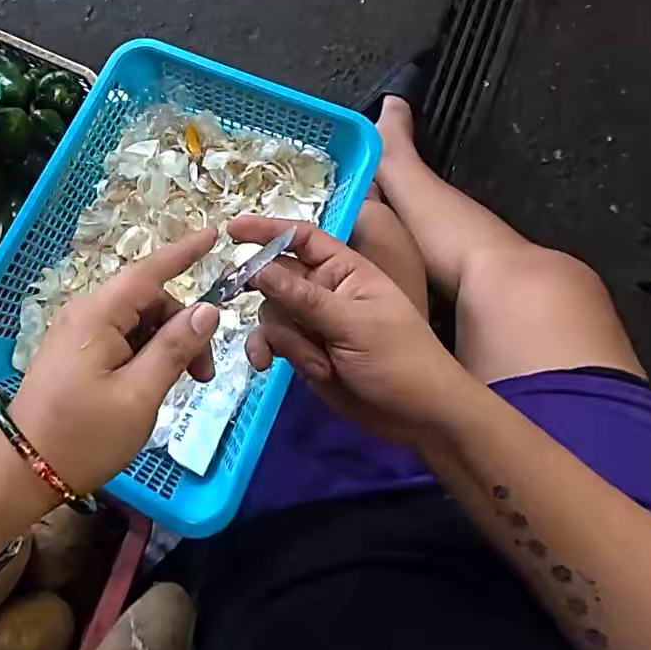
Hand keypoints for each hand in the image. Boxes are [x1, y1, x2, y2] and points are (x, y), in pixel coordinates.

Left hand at [9, 228, 223, 492]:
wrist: (22, 472)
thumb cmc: (83, 436)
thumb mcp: (139, 395)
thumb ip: (174, 348)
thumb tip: (207, 309)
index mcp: (98, 315)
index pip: (149, 271)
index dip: (184, 252)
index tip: (214, 236)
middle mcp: (86, 312)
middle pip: (148, 301)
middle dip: (182, 327)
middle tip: (203, 373)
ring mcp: (78, 331)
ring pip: (137, 320)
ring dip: (166, 343)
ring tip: (183, 383)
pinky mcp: (75, 351)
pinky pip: (121, 336)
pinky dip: (146, 352)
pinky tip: (154, 381)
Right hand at [231, 216, 466, 445]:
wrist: (418, 419)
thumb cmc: (399, 360)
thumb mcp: (352, 324)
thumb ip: (302, 296)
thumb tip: (257, 268)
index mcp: (344, 269)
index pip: (301, 238)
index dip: (267, 230)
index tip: (233, 230)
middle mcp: (323, 289)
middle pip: (276, 275)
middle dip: (263, 290)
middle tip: (235, 293)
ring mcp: (311, 321)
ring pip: (270, 312)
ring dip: (284, 337)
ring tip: (315, 361)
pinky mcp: (302, 349)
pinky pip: (270, 340)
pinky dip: (265, 350)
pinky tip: (265, 364)